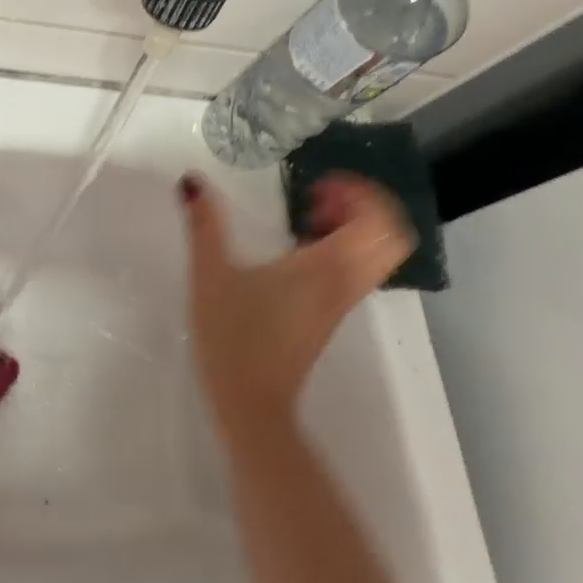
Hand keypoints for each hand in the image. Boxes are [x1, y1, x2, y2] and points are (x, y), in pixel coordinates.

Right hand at [179, 172, 414, 438]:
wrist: (250, 401)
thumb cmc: (234, 336)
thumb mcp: (211, 274)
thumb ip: (204, 225)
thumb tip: (192, 181)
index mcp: (327, 267)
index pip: (378, 220)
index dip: (359, 191)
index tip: (314, 182)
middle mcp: (346, 281)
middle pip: (390, 235)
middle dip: (363, 205)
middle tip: (317, 195)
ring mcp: (341, 301)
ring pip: (377, 254)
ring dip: (353, 227)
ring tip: (307, 216)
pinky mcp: (329, 314)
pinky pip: (357, 269)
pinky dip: (342, 248)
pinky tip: (297, 248)